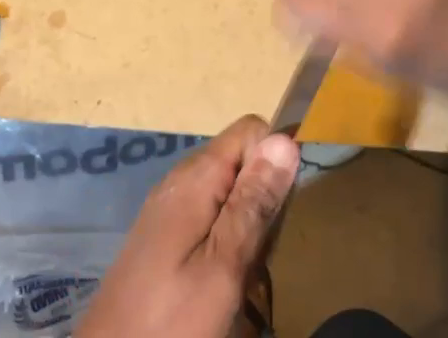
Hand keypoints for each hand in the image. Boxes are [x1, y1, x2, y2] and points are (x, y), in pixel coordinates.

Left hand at [78, 116, 298, 337]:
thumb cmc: (172, 318)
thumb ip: (253, 202)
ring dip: (247, 223)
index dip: (275, 160)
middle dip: (263, 197)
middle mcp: (180, 180)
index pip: (250, 130)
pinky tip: (224, 276)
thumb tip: (284, 139)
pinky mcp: (164, 233)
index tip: (279, 211)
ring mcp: (169, 206)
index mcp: (195, 177)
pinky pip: (209, 215)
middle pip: (240, 160)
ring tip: (246, 268)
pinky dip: (226, 239)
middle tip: (262, 250)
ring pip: (228, 190)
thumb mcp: (224, 265)